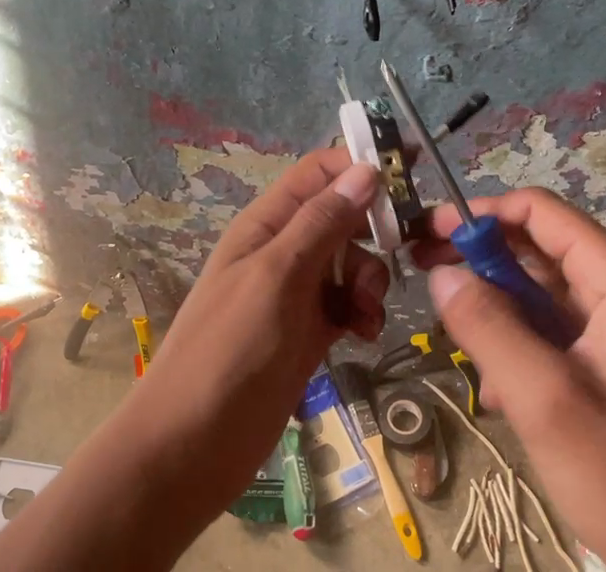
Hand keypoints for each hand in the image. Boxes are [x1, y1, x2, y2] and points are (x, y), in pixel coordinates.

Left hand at [133, 148, 387, 509]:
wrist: (193, 443)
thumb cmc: (230, 350)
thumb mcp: (277, 277)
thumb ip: (321, 223)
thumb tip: (365, 169)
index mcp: (266, 224)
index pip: (318, 173)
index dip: (361, 163)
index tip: (412, 168)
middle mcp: (283, 250)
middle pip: (343, 216)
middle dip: (375, 230)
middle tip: (405, 251)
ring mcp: (296, 293)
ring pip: (352, 263)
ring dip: (370, 280)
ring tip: (366, 314)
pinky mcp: (309, 333)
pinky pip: (348, 305)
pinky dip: (362, 313)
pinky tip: (364, 334)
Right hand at [413, 188, 605, 571]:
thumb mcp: (546, 400)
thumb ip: (487, 326)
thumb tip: (441, 272)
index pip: (541, 212)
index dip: (480, 214)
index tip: (425, 236)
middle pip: (540, 249)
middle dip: (480, 261)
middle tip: (423, 279)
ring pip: (544, 294)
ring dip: (496, 311)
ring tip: (458, 346)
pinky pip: (558, 334)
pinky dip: (519, 346)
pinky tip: (495, 389)